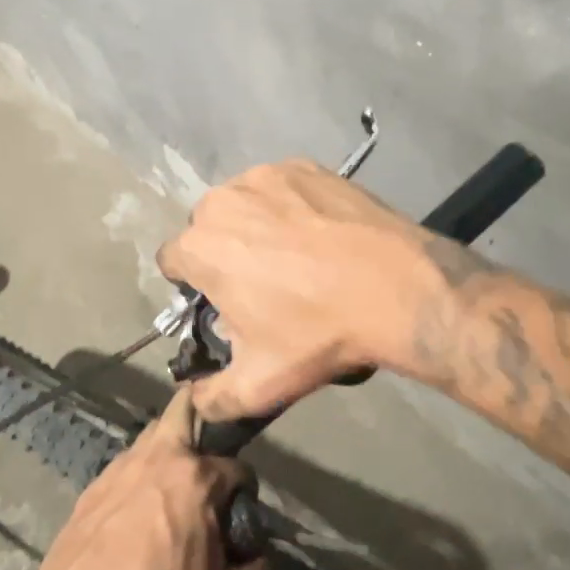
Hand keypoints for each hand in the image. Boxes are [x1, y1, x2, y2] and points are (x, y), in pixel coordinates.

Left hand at [0, 388, 268, 569]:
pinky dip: (139, 478)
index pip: (237, 468)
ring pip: (150, 438)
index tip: (243, 514)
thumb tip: (263, 561)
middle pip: (183, 409)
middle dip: (202, 416)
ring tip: (175, 493)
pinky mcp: (89, 488)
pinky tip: (139, 515)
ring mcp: (117, 468)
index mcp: (195, 477)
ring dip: (168, 451)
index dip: (247, 492)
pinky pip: (124, 468)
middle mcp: (155, 458)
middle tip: (210, 457)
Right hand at [157, 159, 480, 420]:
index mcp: (199, 247)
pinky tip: (320, 234)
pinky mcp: (304, 167)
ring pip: (243, 203)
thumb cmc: (318, 332)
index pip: (172, 260)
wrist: (397, 288)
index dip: (192, 284)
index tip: (222, 302)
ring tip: (294, 257)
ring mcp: (266, 176)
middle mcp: (222, 200)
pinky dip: (290, 207)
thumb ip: (213, 399)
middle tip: (262, 284)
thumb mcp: (260, 385)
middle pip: (207, 228)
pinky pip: (281, 187)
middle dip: (223, 252)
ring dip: (254, 225)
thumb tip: (195, 402)